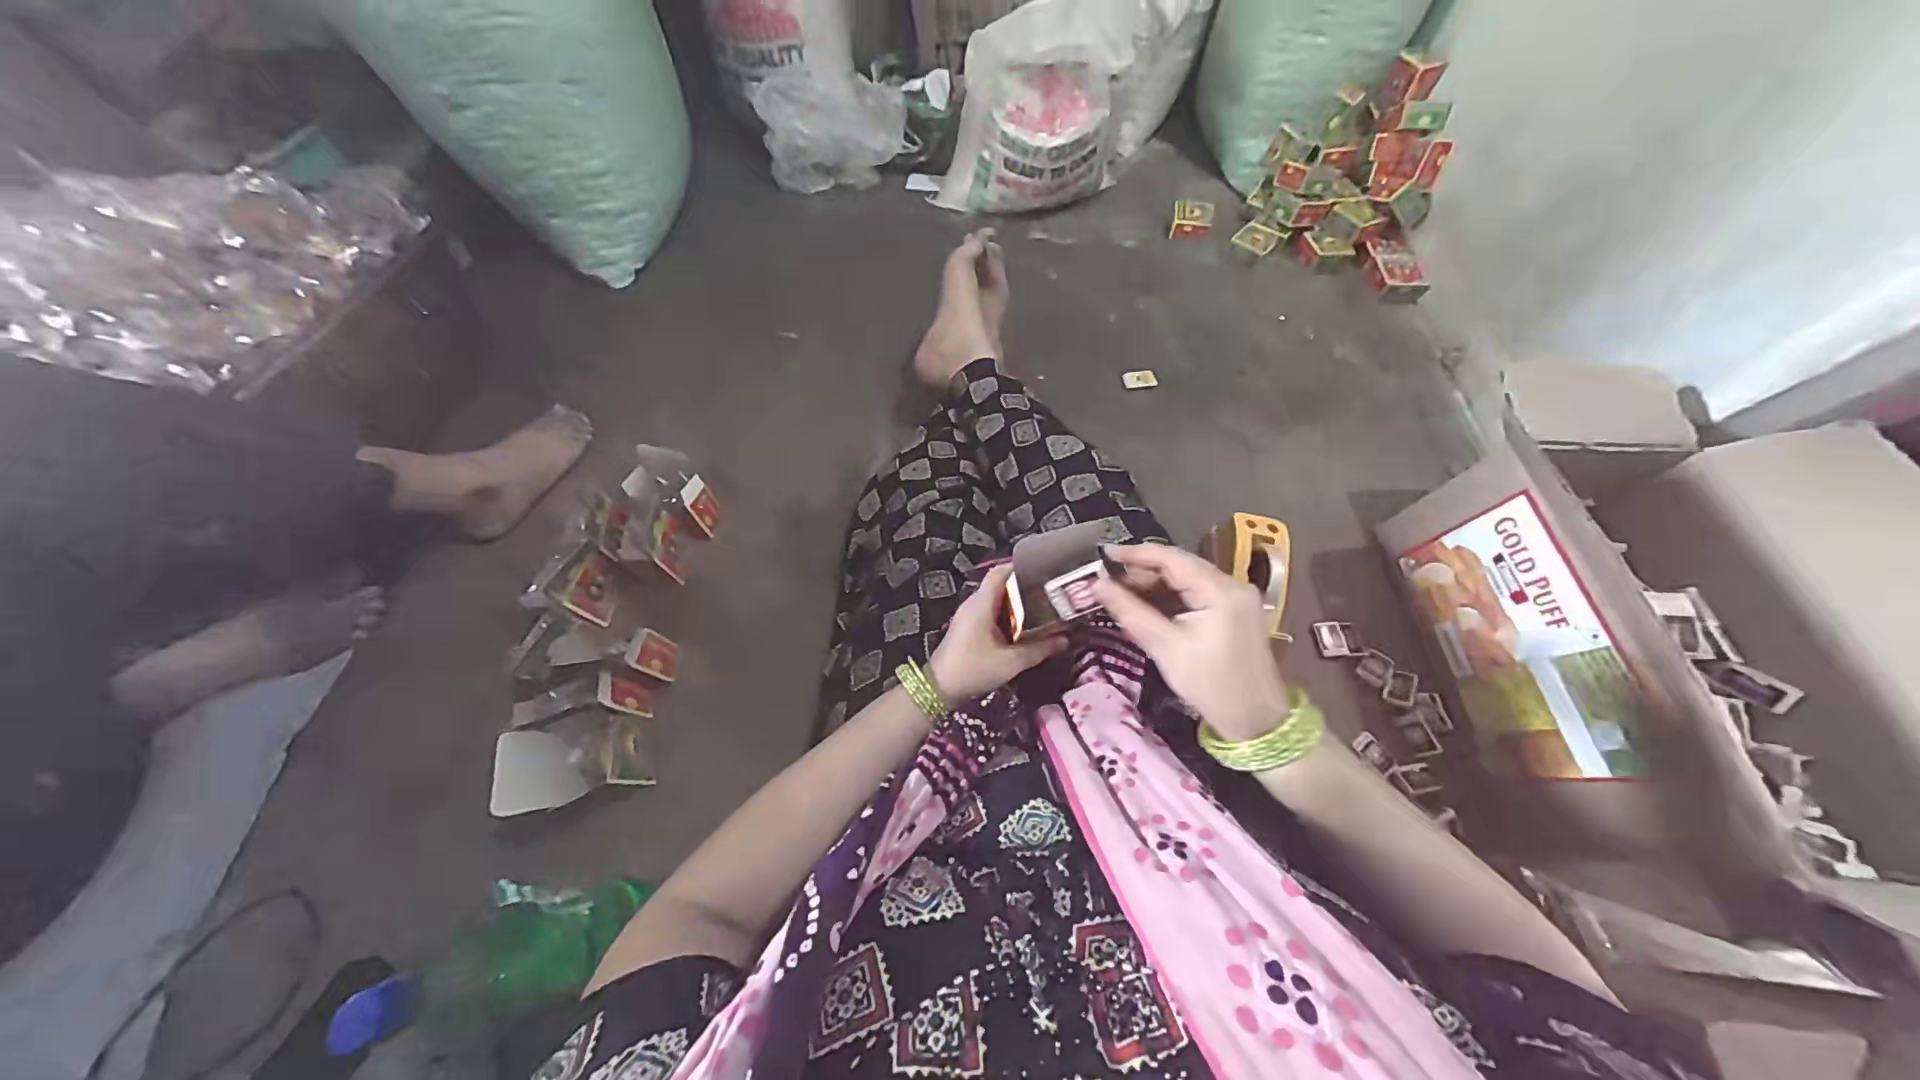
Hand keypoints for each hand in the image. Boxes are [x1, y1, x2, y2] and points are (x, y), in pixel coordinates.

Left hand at [928, 564, 1067, 700]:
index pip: (999, 572)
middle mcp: (973, 603)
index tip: (1043, 571)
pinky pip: (990, 612)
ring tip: (1041, 609)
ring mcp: (968, 615)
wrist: (939, 688)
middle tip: (1048, 594)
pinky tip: (1023, 627)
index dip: (1020, 568)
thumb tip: (1065, 640)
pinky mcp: (967, 627)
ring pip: (995, 600)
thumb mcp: (1011, 662)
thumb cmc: (973, 669)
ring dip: (1016, 603)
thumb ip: (1039, 649)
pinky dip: (1006, 615)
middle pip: (1000, 585)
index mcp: (981, 603)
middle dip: (1023, 588)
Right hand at [1092, 544, 1291, 740]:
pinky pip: (1196, 594)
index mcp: (1220, 590)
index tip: (1104, 555)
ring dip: (1155, 585)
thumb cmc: (1211, 685)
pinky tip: (1148, 606)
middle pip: (1180, 566)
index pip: (1172, 558)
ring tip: (1122, 595)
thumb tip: (1098, 586)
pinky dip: (1170, 597)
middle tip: (1109, 582)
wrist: (1256, 721)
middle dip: (1143, 571)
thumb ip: (1130, 611)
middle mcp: (1232, 586)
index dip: (1136, 554)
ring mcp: (1235, 598)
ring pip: (1186, 579)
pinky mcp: (1233, 612)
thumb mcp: (1165, 647)